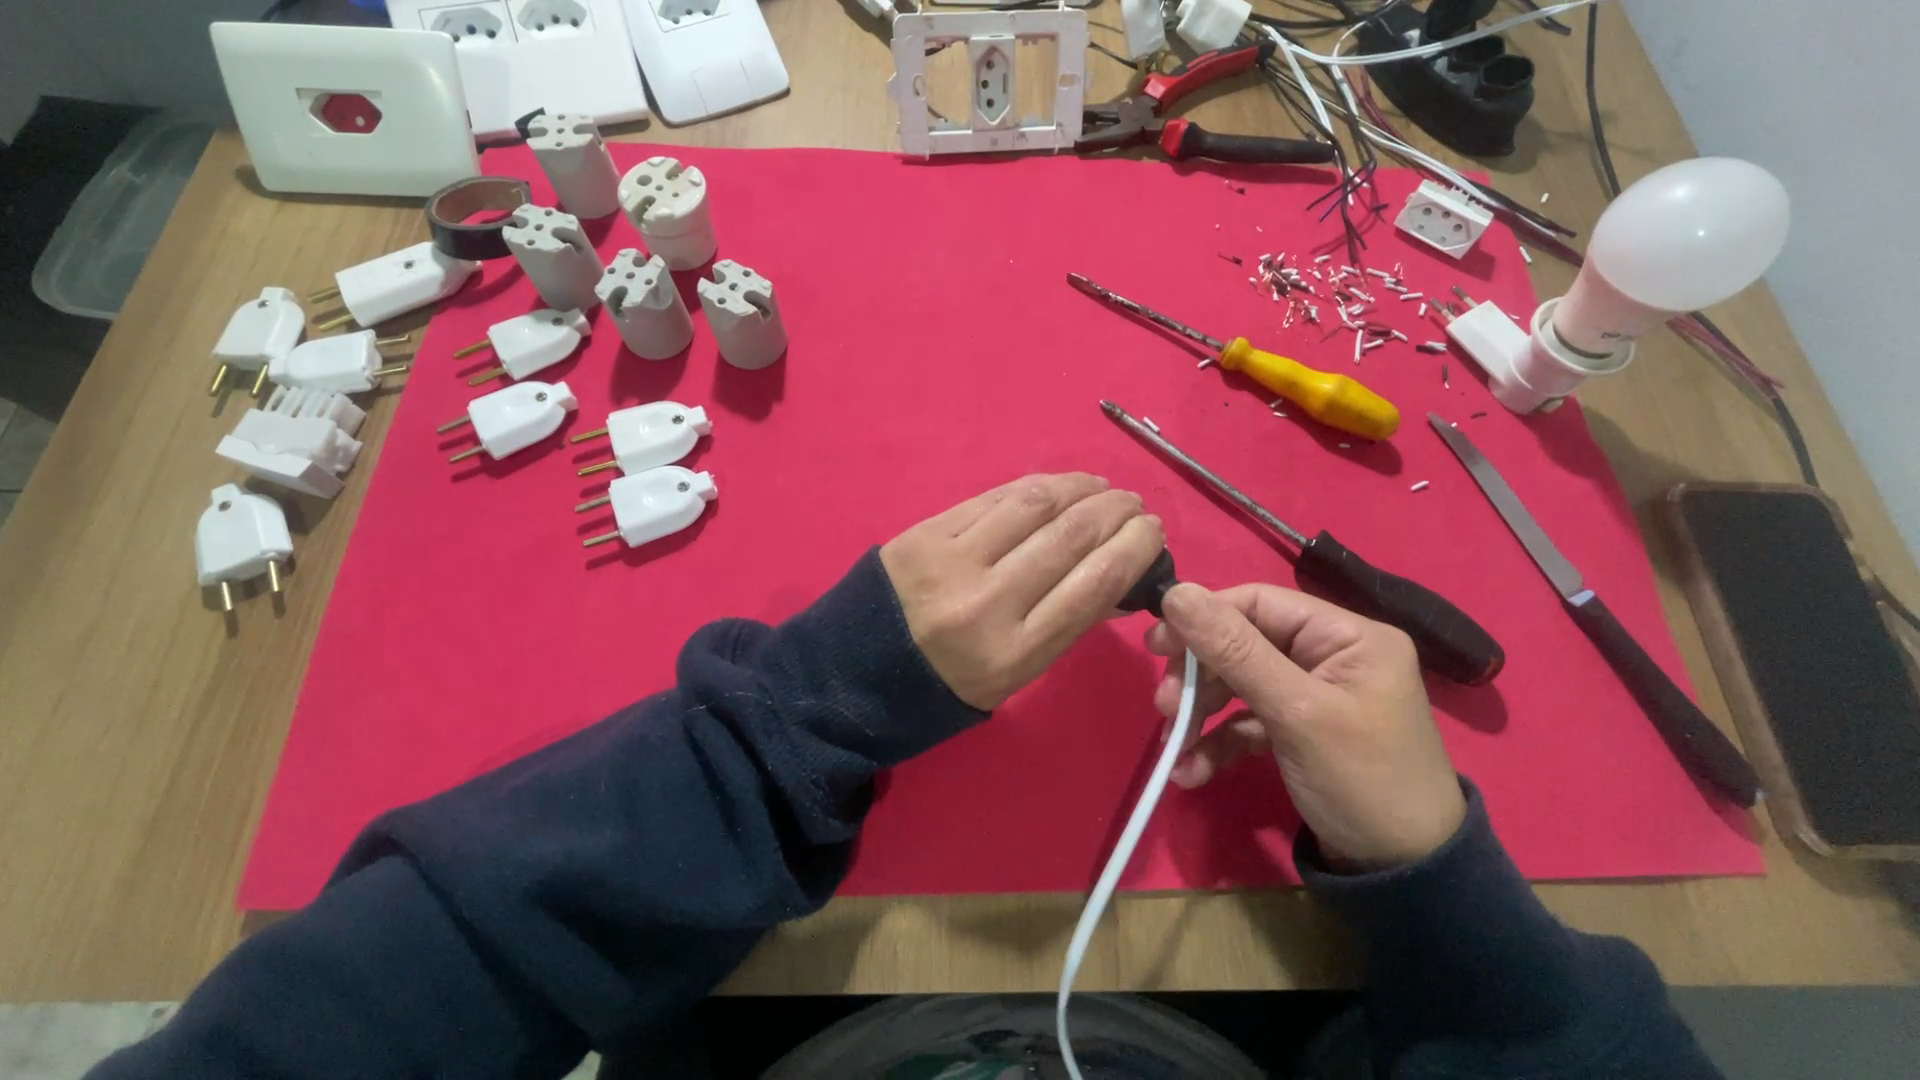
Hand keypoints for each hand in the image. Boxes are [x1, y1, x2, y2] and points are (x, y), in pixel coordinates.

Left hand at [881, 473, 1163, 709]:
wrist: (853, 675)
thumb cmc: (944, 687)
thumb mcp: (1014, 675)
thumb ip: (1066, 625)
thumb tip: (1120, 577)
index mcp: (1015, 653)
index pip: (1095, 585)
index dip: (1135, 548)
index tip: (1153, 532)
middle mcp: (987, 603)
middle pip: (1071, 538)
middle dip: (1116, 513)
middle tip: (1135, 505)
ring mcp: (952, 562)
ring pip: (1034, 506)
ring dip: (1080, 489)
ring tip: (1102, 488)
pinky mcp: (925, 533)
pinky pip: (993, 498)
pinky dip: (1035, 487)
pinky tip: (1057, 486)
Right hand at [1147, 583, 1465, 871]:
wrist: (1404, 876)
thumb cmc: (1361, 780)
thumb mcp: (1296, 713)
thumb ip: (1235, 651)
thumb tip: (1176, 592)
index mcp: (1347, 636)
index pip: (1260, 603)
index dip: (1204, 618)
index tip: (1155, 645)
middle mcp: (1330, 656)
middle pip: (1243, 643)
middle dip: (1199, 675)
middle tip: (1165, 704)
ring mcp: (1312, 695)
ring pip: (1238, 684)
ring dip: (1200, 713)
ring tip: (1173, 745)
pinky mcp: (1297, 732)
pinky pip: (1246, 722)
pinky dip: (1217, 743)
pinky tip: (1191, 771)